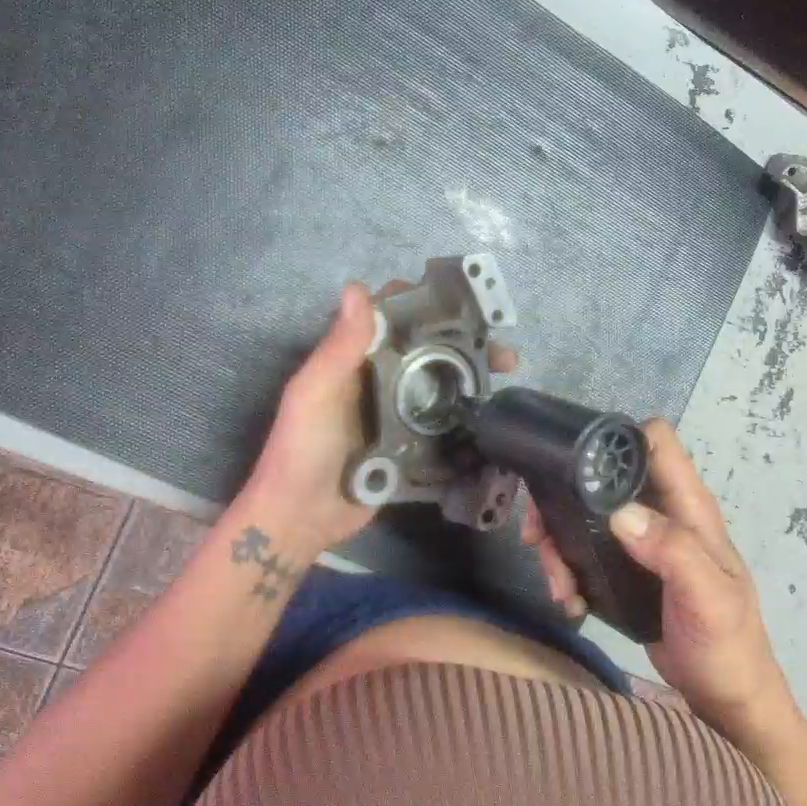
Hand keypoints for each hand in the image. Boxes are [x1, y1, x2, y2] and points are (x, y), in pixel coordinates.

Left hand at [240, 282, 516, 554]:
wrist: (301, 517)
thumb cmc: (301, 448)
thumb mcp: (315, 393)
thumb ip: (339, 346)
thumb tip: (358, 288)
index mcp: (354, 360)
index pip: (393, 319)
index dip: (426, 305)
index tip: (465, 303)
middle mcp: (379, 381)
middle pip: (428, 353)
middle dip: (465, 346)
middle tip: (502, 353)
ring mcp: (397, 416)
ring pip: (441, 389)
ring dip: (472, 382)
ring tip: (506, 382)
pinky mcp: (409, 450)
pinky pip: (442, 430)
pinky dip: (466, 424)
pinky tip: (494, 423)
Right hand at [524, 419, 785, 729]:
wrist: (725, 698)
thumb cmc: (726, 645)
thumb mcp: (707, 598)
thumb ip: (673, 551)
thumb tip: (620, 513)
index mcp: (689, 508)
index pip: (656, 443)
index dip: (618, 440)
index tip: (576, 465)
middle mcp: (662, 515)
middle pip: (602, 479)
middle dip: (565, 501)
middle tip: (538, 537)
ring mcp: (641, 543)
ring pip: (585, 517)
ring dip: (559, 545)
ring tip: (557, 585)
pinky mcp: (624, 569)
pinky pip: (584, 552)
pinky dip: (567, 570)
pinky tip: (569, 600)